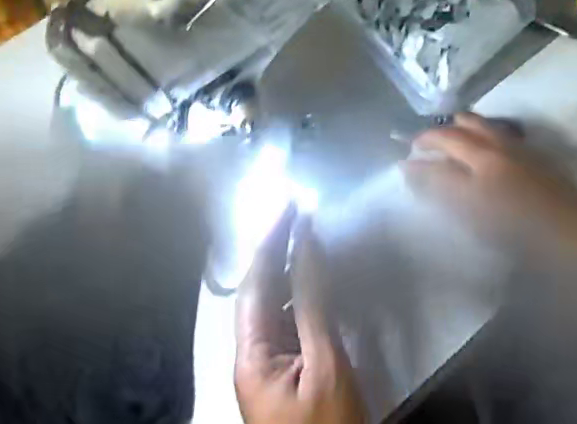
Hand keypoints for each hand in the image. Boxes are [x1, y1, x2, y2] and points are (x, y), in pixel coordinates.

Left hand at [234, 206, 365, 423]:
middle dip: (275, 247)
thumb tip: (306, 245)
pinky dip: (300, 288)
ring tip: (304, 228)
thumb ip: (313, 302)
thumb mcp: (324, 362)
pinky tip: (312, 272)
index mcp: (251, 357)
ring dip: (286, 264)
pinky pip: (289, 318)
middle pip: (259, 291)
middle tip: (297, 207)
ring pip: (273, 302)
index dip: (270, 242)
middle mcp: (253, 357)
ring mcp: (272, 365)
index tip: (290, 205)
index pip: (255, 284)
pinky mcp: (292, 370)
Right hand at [403, 113, 576, 260]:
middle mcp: (491, 155)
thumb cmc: (524, 243)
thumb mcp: (478, 227)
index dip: (416, 166)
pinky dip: (476, 127)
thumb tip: (422, 182)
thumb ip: (449, 200)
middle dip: (430, 137)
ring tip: (442, 134)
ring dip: (454, 126)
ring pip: (475, 123)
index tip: (401, 166)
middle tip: (415, 145)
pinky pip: (493, 128)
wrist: (574, 232)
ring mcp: (511, 147)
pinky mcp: (526, 148)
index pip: (436, 167)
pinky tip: (474, 138)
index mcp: (477, 179)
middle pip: (453, 135)